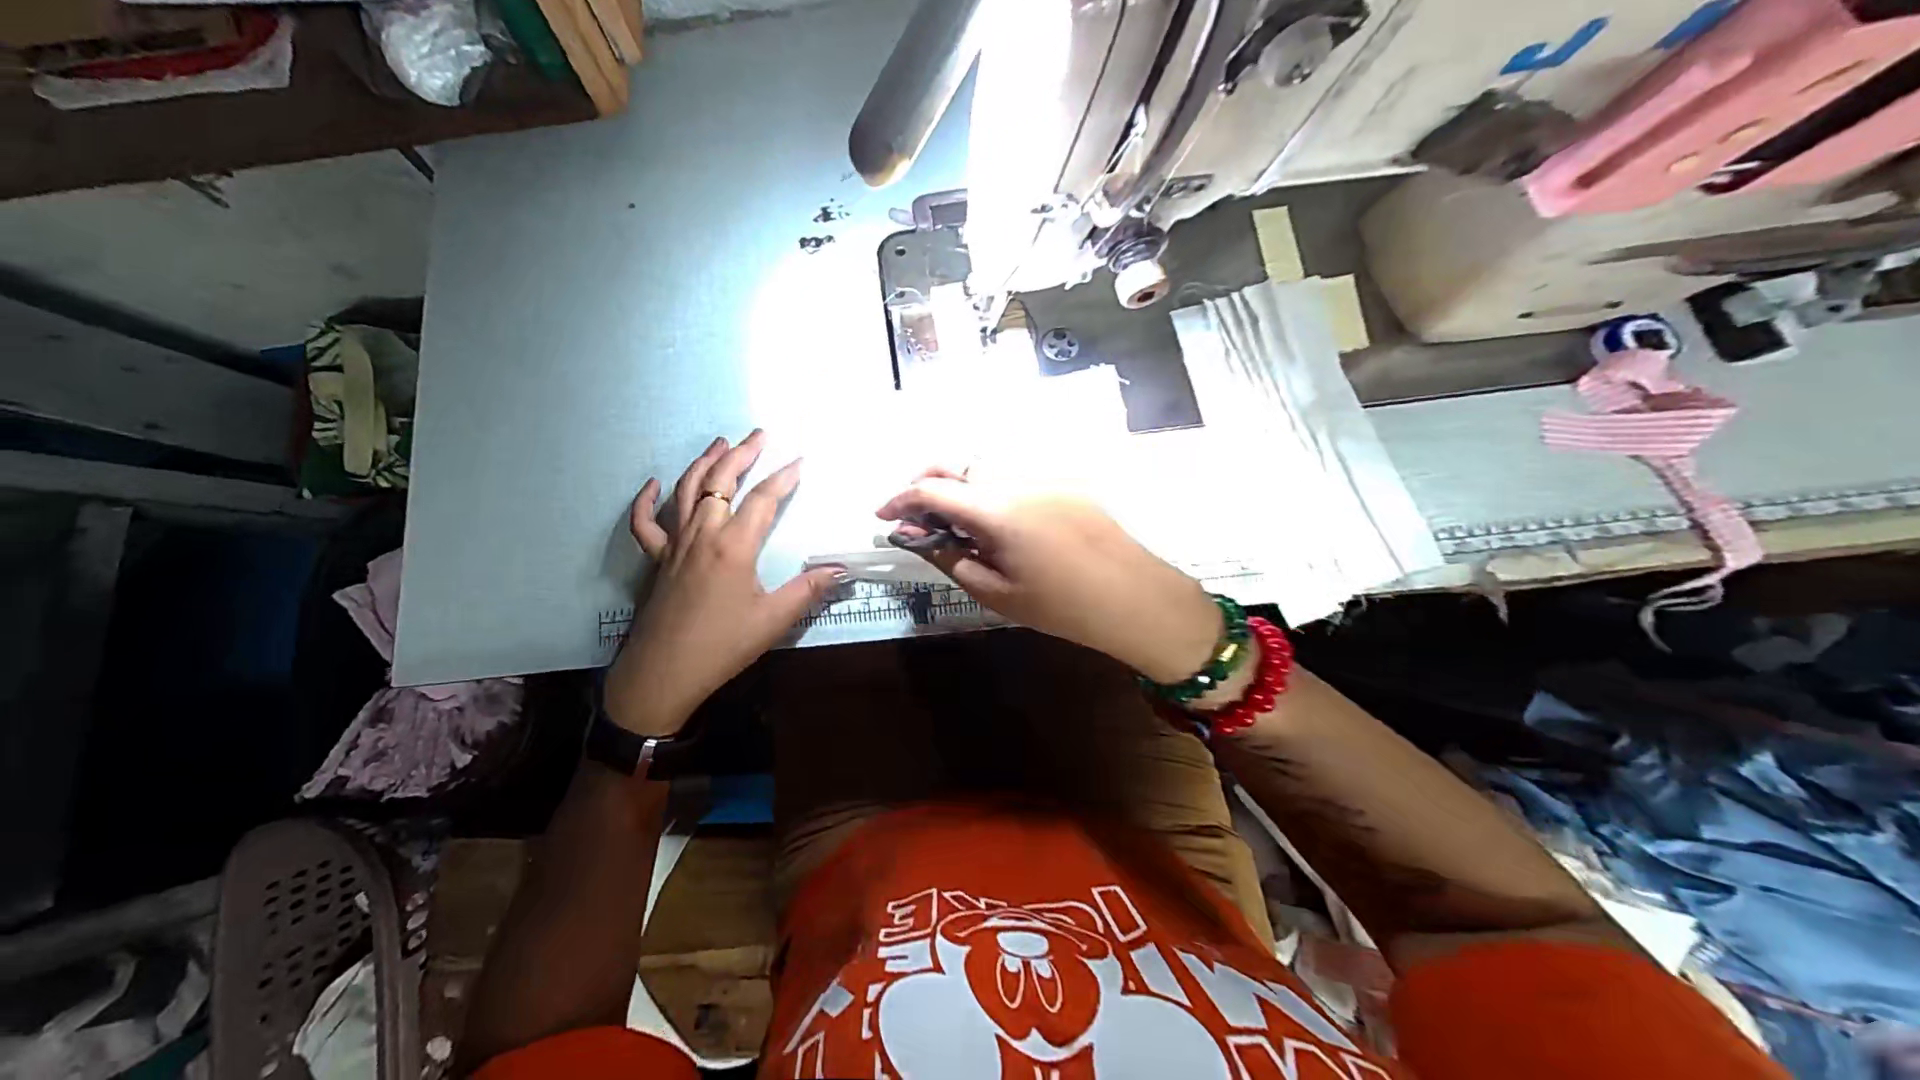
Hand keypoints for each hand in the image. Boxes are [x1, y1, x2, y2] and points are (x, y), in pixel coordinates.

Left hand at [605, 432, 843, 736]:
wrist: (664, 673)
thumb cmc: (723, 646)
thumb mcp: (773, 620)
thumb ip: (808, 590)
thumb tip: (840, 569)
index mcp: (734, 546)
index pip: (763, 499)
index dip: (784, 478)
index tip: (800, 461)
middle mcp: (702, 534)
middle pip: (721, 481)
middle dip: (742, 453)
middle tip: (759, 434)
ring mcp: (675, 545)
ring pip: (686, 491)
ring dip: (704, 463)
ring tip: (720, 442)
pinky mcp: (657, 560)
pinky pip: (646, 524)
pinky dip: (647, 500)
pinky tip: (655, 484)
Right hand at [876, 469, 1221, 682]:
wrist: (1136, 598)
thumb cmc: (1062, 606)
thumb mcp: (996, 591)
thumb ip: (950, 557)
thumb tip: (914, 535)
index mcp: (997, 509)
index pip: (932, 489)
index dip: (900, 499)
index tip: (883, 517)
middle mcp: (1018, 481)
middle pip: (957, 465)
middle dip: (926, 483)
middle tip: (914, 515)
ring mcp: (1045, 478)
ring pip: (986, 467)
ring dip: (958, 485)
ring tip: (952, 521)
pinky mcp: (1066, 484)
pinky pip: (1015, 476)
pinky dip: (989, 489)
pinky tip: (993, 521)